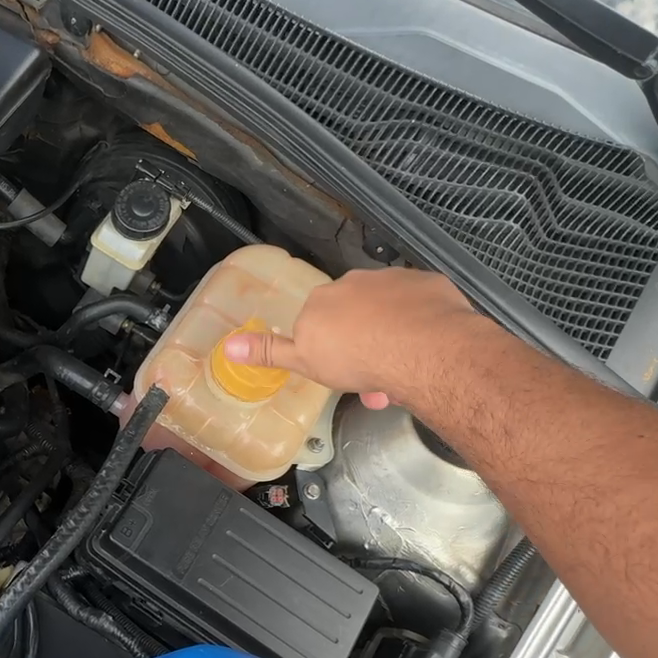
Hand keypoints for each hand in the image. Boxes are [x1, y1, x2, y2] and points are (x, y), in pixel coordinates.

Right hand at [221, 267, 485, 408]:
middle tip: (371, 377)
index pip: (318, 319)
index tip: (339, 369)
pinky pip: (420, 304)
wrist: (421, 350)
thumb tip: (228, 345)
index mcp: (321, 299)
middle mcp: (354, 282)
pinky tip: (425, 348)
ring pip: (388, 309)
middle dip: (362, 342)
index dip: (328, 347)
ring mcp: (394, 279)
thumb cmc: (357, 358)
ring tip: (400, 370)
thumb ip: (269, 352)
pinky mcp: (429, 283)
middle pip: (354, 313)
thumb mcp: (304, 361)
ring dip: (391, 335)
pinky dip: (421, 323)